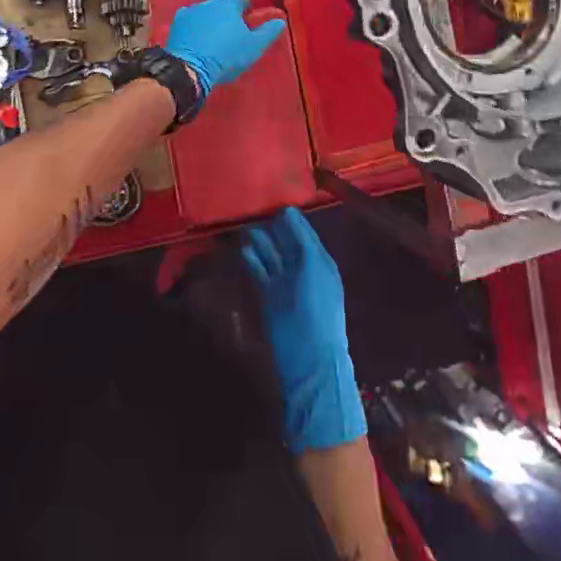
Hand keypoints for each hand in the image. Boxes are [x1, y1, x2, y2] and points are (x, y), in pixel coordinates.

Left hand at [163, 0, 287, 96]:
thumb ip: (269, 32)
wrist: (190, 69)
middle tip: (232, 37)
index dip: (247, 12)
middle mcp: (207, 2)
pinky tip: (197, 45)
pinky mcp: (175, 26)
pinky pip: (189, 25)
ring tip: (213, 43)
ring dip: (209, 23)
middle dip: (227, 17)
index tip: (248, 25)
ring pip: (204, 14)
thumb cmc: (227, 56)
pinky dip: (194, 31)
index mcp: (228, 4)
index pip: (242, 0)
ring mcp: (189, 12)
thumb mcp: (254, 46)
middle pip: (221, 6)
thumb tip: (280, 20)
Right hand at [241, 207, 365, 453]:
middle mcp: (303, 269)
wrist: (310, 360)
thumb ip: (301, 240)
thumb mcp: (314, 269)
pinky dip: (253, 262)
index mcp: (319, 261)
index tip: (267, 199)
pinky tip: (243, 251)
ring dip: (258, 244)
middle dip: (269, 229)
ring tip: (241, 228)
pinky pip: (261, 274)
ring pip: (271, 256)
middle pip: (284, 242)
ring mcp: (285, 285)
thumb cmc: (317, 311)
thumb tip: (286, 213)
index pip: (302, 232)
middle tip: (247, 211)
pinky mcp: (270, 299)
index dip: (287, 218)